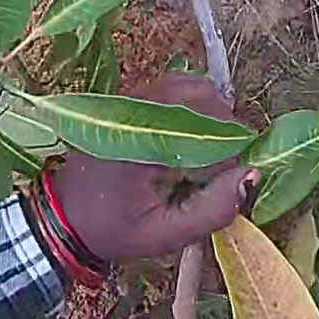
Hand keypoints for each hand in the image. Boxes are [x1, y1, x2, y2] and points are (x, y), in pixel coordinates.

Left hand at [46, 75, 260, 261]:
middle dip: (224, 138)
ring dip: (211, 119)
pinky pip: (178, 84)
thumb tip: (253, 175)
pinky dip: (194, 105)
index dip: (230, 164)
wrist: (65, 214)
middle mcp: (139, 112)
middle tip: (211, 175)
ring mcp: (133, 97)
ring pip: (197, 88)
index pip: (216, 138)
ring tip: (200, 156)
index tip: (220, 188)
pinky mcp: (131, 96)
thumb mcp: (165, 234)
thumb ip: (213, 210)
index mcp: (145, 147)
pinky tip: (187, 137)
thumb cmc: (115, 228)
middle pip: (211, 105)